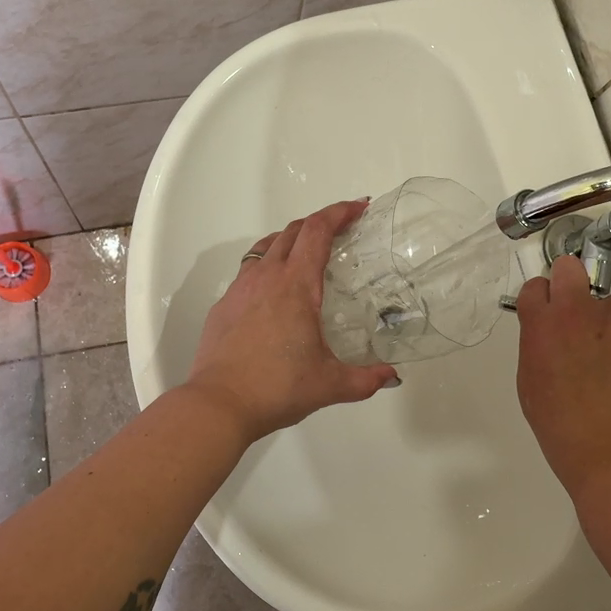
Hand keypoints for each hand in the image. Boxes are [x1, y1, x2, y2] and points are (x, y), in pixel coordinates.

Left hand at [184, 200, 399, 442]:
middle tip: (341, 230)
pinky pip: (249, 271)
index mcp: (295, 285)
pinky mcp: (224, 306)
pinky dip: (267, 267)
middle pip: (293, 231)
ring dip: (290, 240)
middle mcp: (266, 277)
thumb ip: (365, 378)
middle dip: (318, 222)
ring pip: (266, 247)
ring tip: (307, 254)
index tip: (358, 207)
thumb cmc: (277, 387)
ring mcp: (240, 289)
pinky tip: (274, 294)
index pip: (318, 231)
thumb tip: (391, 376)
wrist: (218, 404)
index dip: (339, 212)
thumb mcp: (330, 384)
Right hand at [515, 255, 610, 495]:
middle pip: (571, 269)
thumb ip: (536, 347)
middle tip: (573, 311)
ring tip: (606, 352)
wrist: (610, 452)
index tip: (544, 314)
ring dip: (606, 320)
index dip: (540, 299)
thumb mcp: (529, 382)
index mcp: (541, 325)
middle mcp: (577, 314)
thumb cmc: (557, 425)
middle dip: (570, 282)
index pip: (535, 286)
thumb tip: (547, 335)